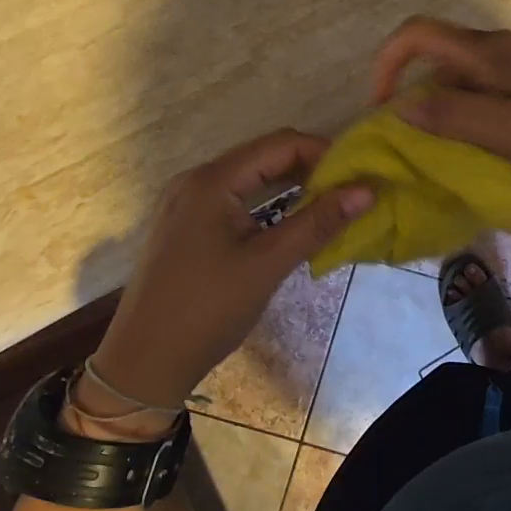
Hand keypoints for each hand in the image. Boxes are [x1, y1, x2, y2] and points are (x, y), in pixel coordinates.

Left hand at [88, 131, 373, 415]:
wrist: (142, 366)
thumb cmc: (207, 309)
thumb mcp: (268, 264)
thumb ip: (318, 222)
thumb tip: (368, 190)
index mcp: (212, 181)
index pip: (281, 144)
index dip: (325, 152)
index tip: (359, 174)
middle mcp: (196, 180)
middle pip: (265, 155)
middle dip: (311, 168)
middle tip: (350, 190)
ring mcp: (187, 202)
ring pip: (252, 177)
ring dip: (291, 186)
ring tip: (330, 205)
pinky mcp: (187, 225)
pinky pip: (237, 198)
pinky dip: (269, 203)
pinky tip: (292, 222)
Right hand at [370, 16, 510, 193]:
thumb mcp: (506, 132)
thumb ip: (453, 116)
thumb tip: (401, 107)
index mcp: (489, 52)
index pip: (418, 34)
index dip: (388, 63)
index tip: (381, 108)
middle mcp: (497, 52)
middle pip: (434, 59)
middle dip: (411, 94)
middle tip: (406, 142)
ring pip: (455, 82)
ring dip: (438, 113)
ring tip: (434, 156)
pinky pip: (477, 99)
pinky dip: (462, 121)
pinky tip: (467, 153)